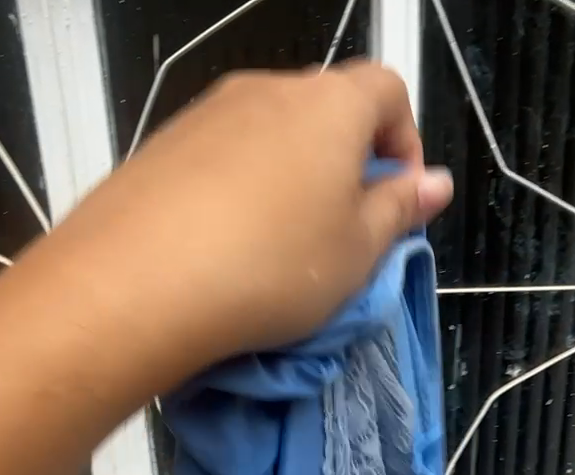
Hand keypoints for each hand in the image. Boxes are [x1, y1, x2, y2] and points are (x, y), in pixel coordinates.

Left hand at [4, 62, 452, 395]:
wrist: (139, 284)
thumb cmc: (273, 267)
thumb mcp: (356, 253)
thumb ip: (399, 212)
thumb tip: (434, 183)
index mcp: (330, 105)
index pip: (387, 91)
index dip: (405, 142)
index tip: (399, 200)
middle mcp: (267, 90)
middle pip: (324, 111)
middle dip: (346, 164)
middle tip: (341, 232)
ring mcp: (206, 114)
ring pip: (269, 136)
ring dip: (290, 180)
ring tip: (280, 248)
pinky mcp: (160, 147)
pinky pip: (219, 160)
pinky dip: (238, 192)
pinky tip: (226, 246)